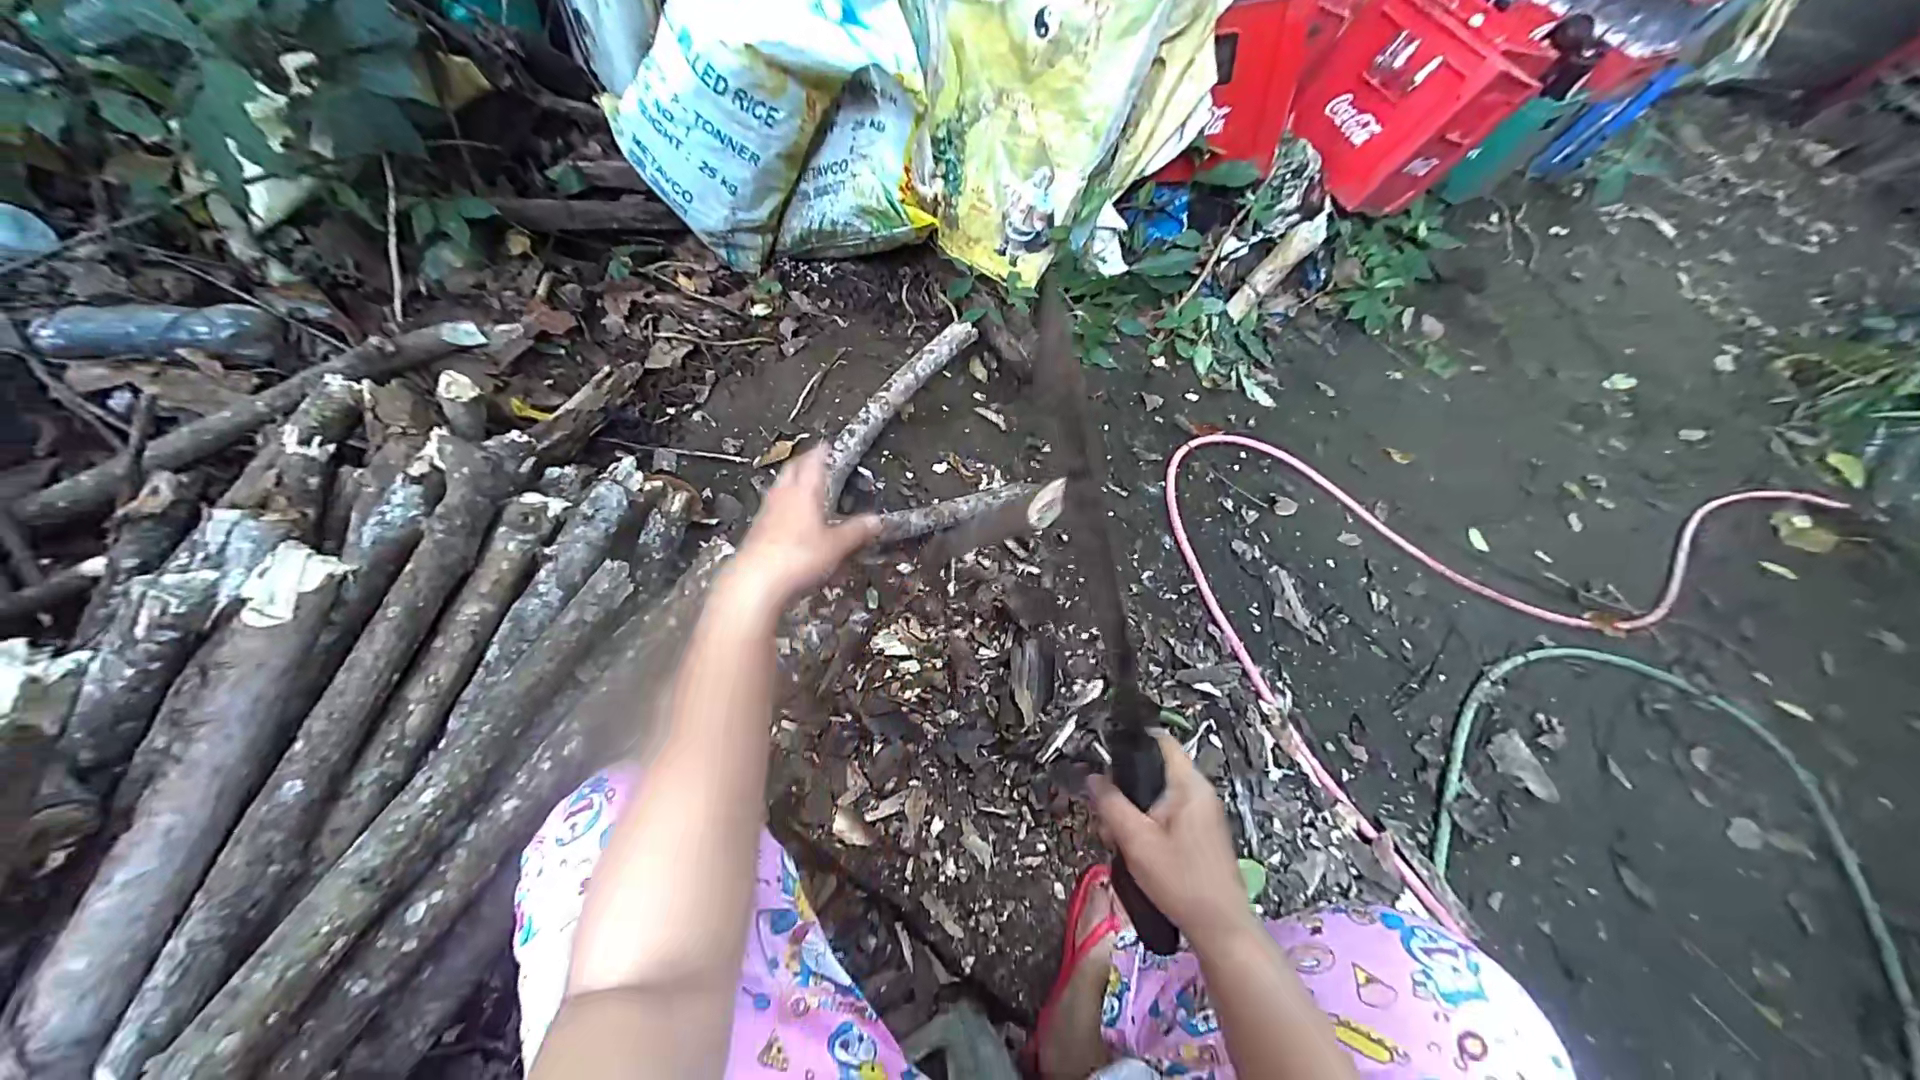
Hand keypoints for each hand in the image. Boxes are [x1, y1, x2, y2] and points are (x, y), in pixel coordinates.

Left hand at [728, 446, 879, 605]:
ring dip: (790, 483)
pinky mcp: (757, 530)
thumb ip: (857, 531)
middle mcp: (782, 496)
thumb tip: (876, 521)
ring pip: (779, 488)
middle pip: (792, 470)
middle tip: (813, 459)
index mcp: (804, 491)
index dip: (821, 451)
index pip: (813, 462)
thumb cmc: (797, 557)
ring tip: (800, 485)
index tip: (826, 445)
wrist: (756, 581)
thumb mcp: (836, 545)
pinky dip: (782, 506)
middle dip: (803, 462)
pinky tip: (788, 518)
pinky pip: (772, 509)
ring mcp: (766, 512)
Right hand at [1089, 734, 1252, 950]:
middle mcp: (1199, 792)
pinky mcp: (1200, 833)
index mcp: (1189, 784)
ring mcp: (1202, 814)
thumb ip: (1110, 803)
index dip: (1131, 740)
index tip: (1104, 755)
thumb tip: (1092, 778)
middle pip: (1153, 771)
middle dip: (1124, 788)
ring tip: (1116, 837)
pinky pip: (1166, 814)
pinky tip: (1134, 849)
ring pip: (1157, 796)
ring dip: (1132, 811)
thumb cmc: (1181, 880)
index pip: (1160, 740)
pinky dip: (1146, 824)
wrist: (1220, 929)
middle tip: (1106, 813)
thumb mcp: (1135, 840)